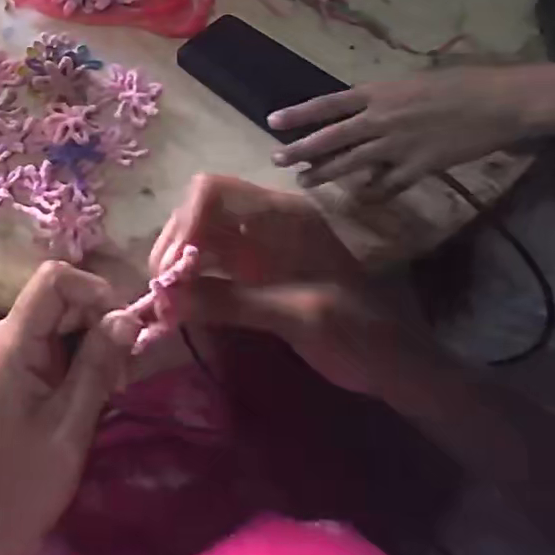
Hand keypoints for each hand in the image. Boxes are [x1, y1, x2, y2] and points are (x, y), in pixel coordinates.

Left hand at [0, 261, 138, 554]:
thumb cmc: (26, 481)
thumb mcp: (70, 424)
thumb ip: (98, 364)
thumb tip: (130, 315)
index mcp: (12, 341)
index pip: (54, 279)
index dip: (94, 290)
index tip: (123, 328)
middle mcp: (9, 332)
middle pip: (65, 295)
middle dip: (102, 319)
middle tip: (125, 368)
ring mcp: (15, 346)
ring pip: (68, 314)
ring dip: (99, 338)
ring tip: (117, 382)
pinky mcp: (25, 362)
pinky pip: (62, 337)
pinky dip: (88, 352)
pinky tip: (103, 384)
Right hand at [150, 175, 423, 395]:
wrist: (394, 363)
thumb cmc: (356, 332)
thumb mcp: (296, 316)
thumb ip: (230, 303)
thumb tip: (165, 300)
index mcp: (281, 215)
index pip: (214, 192)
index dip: (185, 223)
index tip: (172, 269)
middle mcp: (262, 220)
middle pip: (198, 212)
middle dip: (174, 246)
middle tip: (161, 292)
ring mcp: (256, 244)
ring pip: (198, 237)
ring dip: (176, 264)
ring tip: (165, 303)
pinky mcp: (251, 269)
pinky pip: (208, 262)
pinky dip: (189, 281)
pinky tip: (179, 305)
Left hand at [269, 67, 538, 199]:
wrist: (499, 101)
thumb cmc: (459, 82)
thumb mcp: (412, 81)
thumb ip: (383, 97)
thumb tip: (364, 108)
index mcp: (377, 93)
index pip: (327, 104)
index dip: (298, 114)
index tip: (273, 122)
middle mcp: (380, 119)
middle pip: (331, 137)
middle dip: (301, 150)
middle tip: (277, 159)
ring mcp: (398, 145)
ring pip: (351, 163)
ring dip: (325, 173)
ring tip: (305, 181)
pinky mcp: (419, 167)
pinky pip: (388, 185)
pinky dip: (373, 193)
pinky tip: (361, 199)